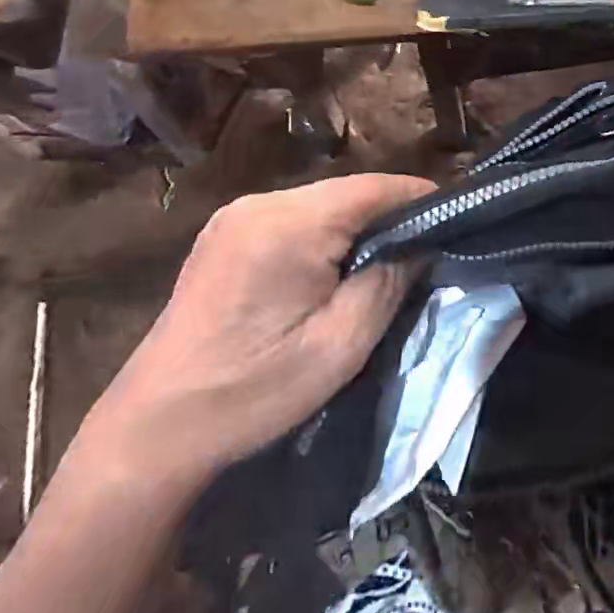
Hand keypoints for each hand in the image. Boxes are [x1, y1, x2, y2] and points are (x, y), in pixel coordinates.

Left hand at [80, 174, 434, 485]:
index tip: (457, 219)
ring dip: (354, 229)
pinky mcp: (221, 236)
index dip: (420, 198)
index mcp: (287, 223)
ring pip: (317, 205)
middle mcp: (258, 203)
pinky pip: (288, 221)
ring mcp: (233, 217)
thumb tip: (420, 245)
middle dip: (388, 217)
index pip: (373, 187)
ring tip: (388, 263)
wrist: (156, 424)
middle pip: (344, 193)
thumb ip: (388, 283)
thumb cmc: (252, 391)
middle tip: (427, 251)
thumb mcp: (339, 346)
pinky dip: (320, 237)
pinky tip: (333, 270)